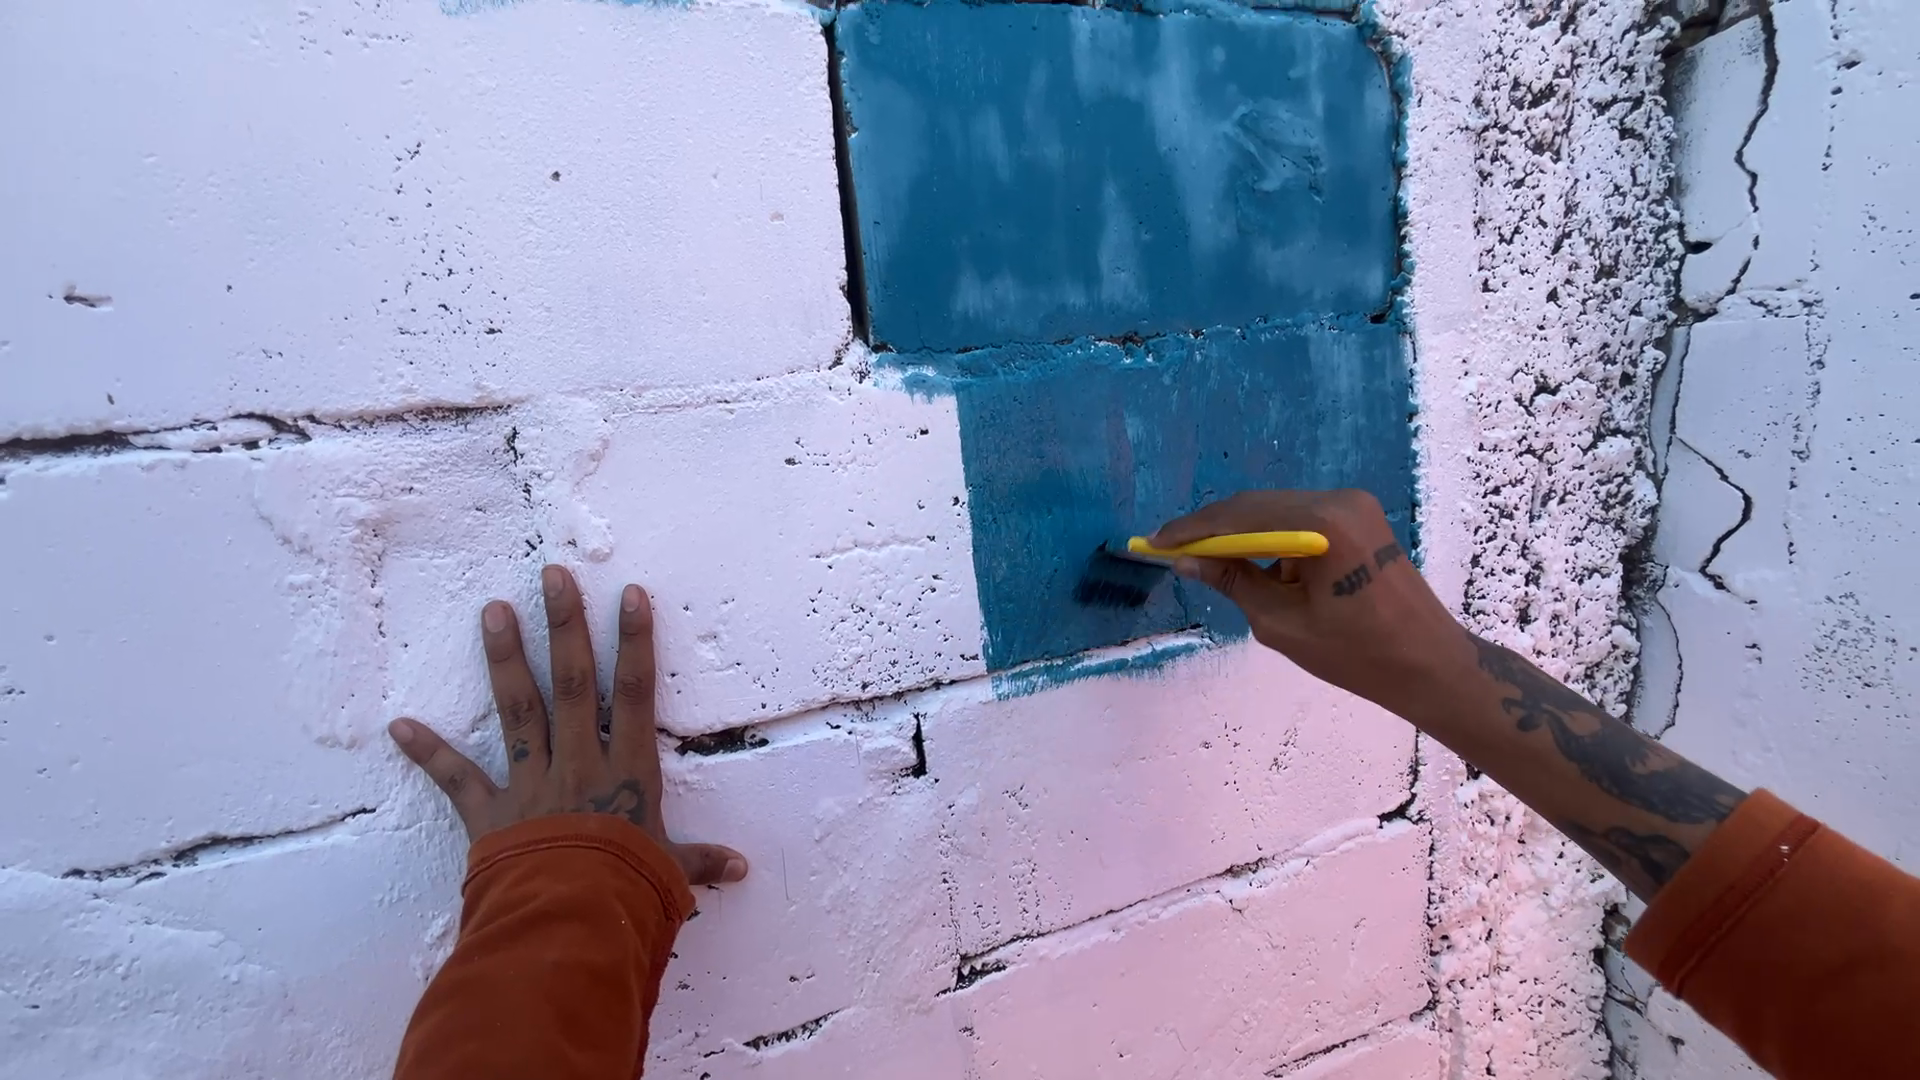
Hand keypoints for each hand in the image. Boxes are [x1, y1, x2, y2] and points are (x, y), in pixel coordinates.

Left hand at [389, 565, 747, 886]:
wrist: (562, 927)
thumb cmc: (623, 893)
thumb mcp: (670, 871)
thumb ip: (700, 861)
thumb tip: (742, 868)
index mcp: (625, 767)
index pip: (633, 691)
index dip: (634, 641)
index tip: (630, 595)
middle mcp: (578, 761)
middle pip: (571, 682)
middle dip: (564, 626)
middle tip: (552, 577)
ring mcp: (530, 782)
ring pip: (518, 710)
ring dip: (504, 658)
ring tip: (492, 610)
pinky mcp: (489, 813)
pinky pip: (457, 780)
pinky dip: (430, 754)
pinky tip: (400, 725)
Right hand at [1150, 489, 1468, 714]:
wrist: (1431, 665)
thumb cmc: (1357, 654)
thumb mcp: (1281, 622)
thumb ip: (1232, 581)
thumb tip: (1186, 559)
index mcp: (1324, 522)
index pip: (1241, 517)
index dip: (1192, 529)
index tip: (1154, 542)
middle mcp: (1338, 499)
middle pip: (1255, 506)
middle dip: (1210, 527)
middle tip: (1169, 547)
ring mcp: (1353, 505)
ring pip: (1273, 511)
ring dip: (1237, 533)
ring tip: (1201, 556)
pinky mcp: (1358, 517)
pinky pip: (1296, 519)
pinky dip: (1266, 538)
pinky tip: (1244, 560)